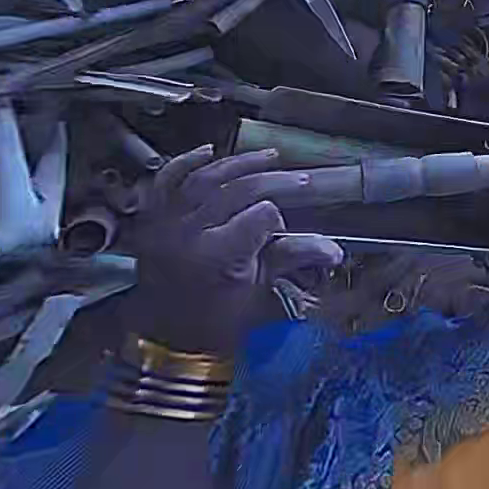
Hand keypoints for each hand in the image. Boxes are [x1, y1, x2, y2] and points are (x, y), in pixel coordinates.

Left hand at [120, 146, 342, 354]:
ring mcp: (167, 221)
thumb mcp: (258, 292)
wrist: (165, 337)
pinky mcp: (153, 216)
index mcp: (218, 256)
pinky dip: (188, 161)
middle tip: (299, 179)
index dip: (278, 217)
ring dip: (240, 163)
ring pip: (207, 176)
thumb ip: (292, 258)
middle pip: (239, 190)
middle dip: (275, 181)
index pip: (261, 215)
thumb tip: (335, 250)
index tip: (284, 229)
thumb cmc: (217, 321)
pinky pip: (168, 178)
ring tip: (268, 157)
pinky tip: (210, 151)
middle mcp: (189, 232)